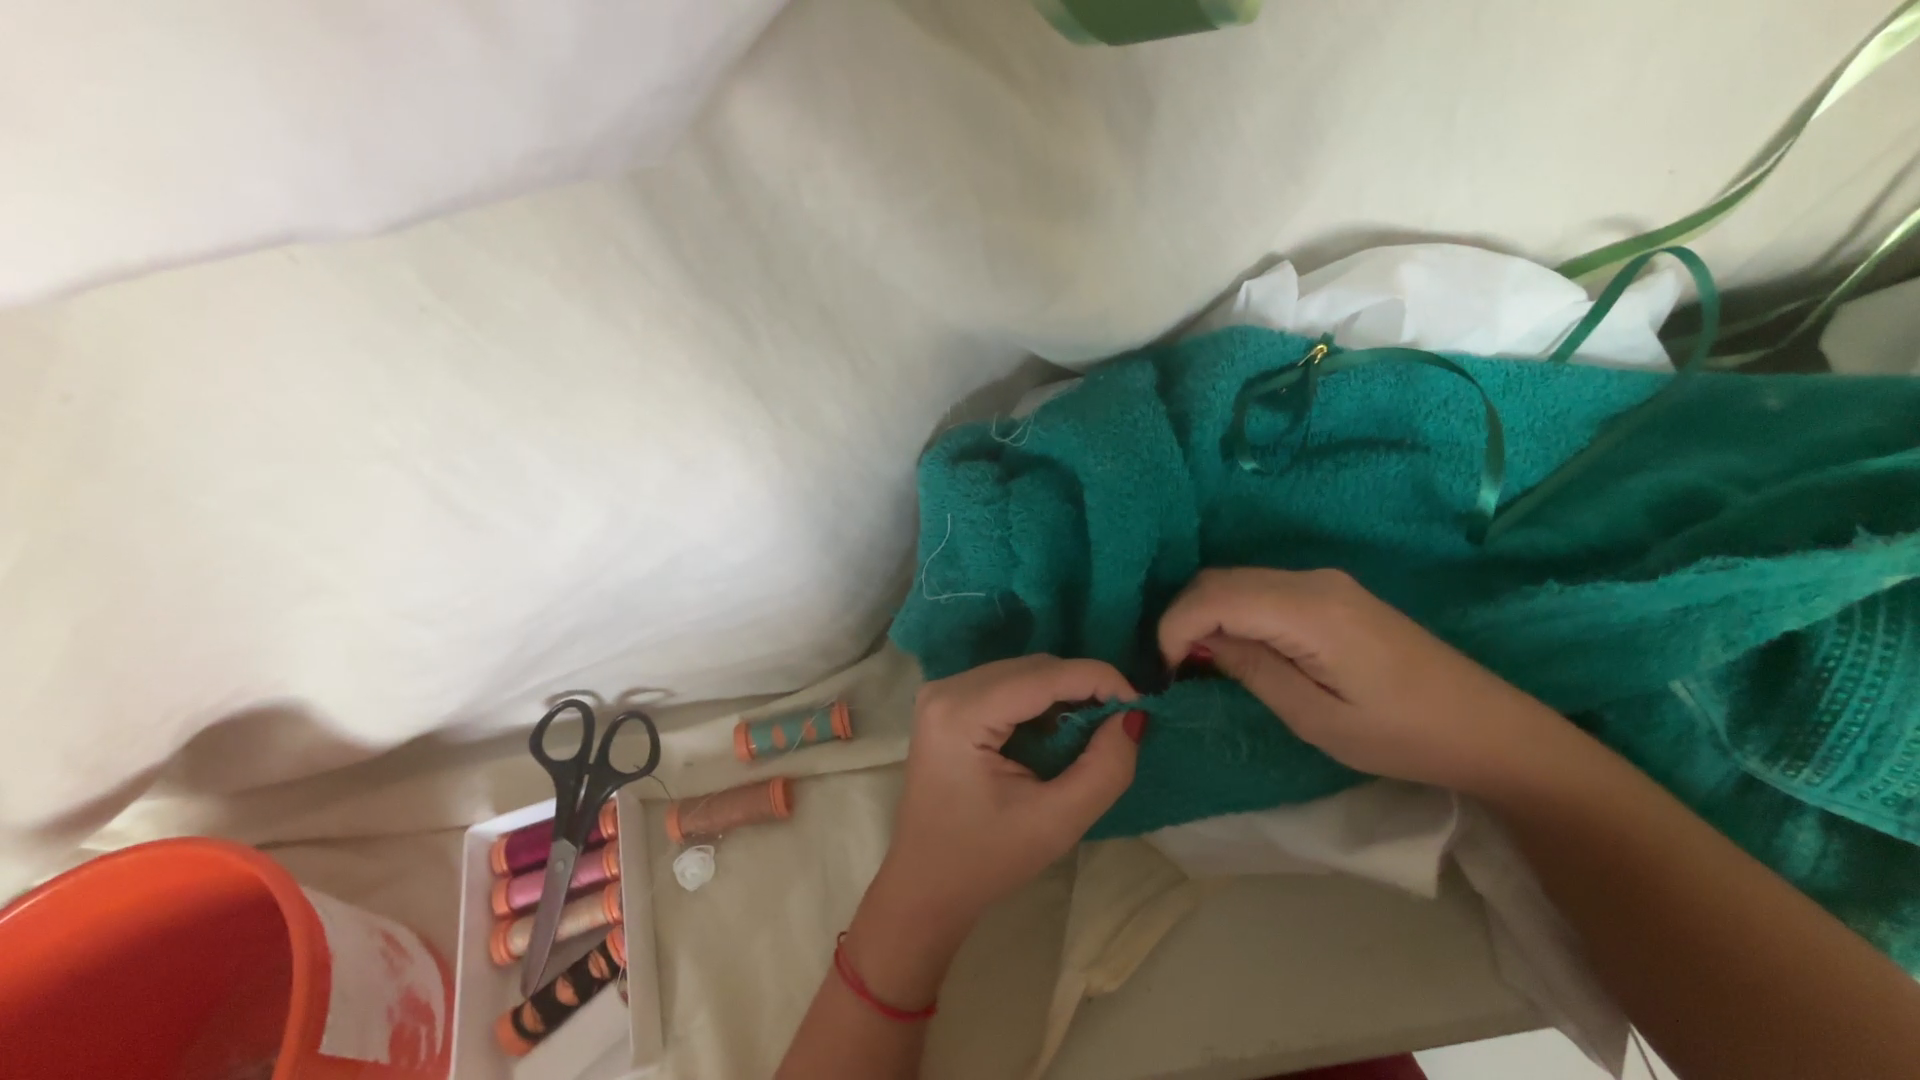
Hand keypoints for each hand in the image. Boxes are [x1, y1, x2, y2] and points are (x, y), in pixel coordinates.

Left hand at [846, 655, 1143, 1006]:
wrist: (925, 885)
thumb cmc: (986, 859)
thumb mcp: (1057, 821)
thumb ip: (1104, 768)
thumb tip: (1133, 717)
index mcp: (961, 713)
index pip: (1044, 675)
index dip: (1100, 680)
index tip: (1143, 705)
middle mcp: (946, 689)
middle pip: (1033, 668)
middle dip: (1083, 687)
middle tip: (1122, 723)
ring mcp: (942, 694)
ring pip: (1023, 673)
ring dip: (1064, 694)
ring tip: (1094, 732)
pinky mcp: (947, 705)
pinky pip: (1007, 686)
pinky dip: (1040, 702)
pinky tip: (1059, 734)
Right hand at [1156, 567, 1573, 794]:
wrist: (1488, 729)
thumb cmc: (1403, 736)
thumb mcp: (1317, 719)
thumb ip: (1253, 671)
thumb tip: (1202, 645)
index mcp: (1310, 610)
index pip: (1213, 595)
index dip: (1175, 628)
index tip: (1168, 674)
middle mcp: (1314, 580)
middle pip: (1219, 579)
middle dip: (1184, 620)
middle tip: (1179, 673)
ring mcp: (1327, 582)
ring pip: (1238, 580)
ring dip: (1207, 616)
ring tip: (1203, 667)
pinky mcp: (1335, 594)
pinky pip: (1263, 590)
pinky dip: (1235, 613)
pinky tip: (1240, 651)